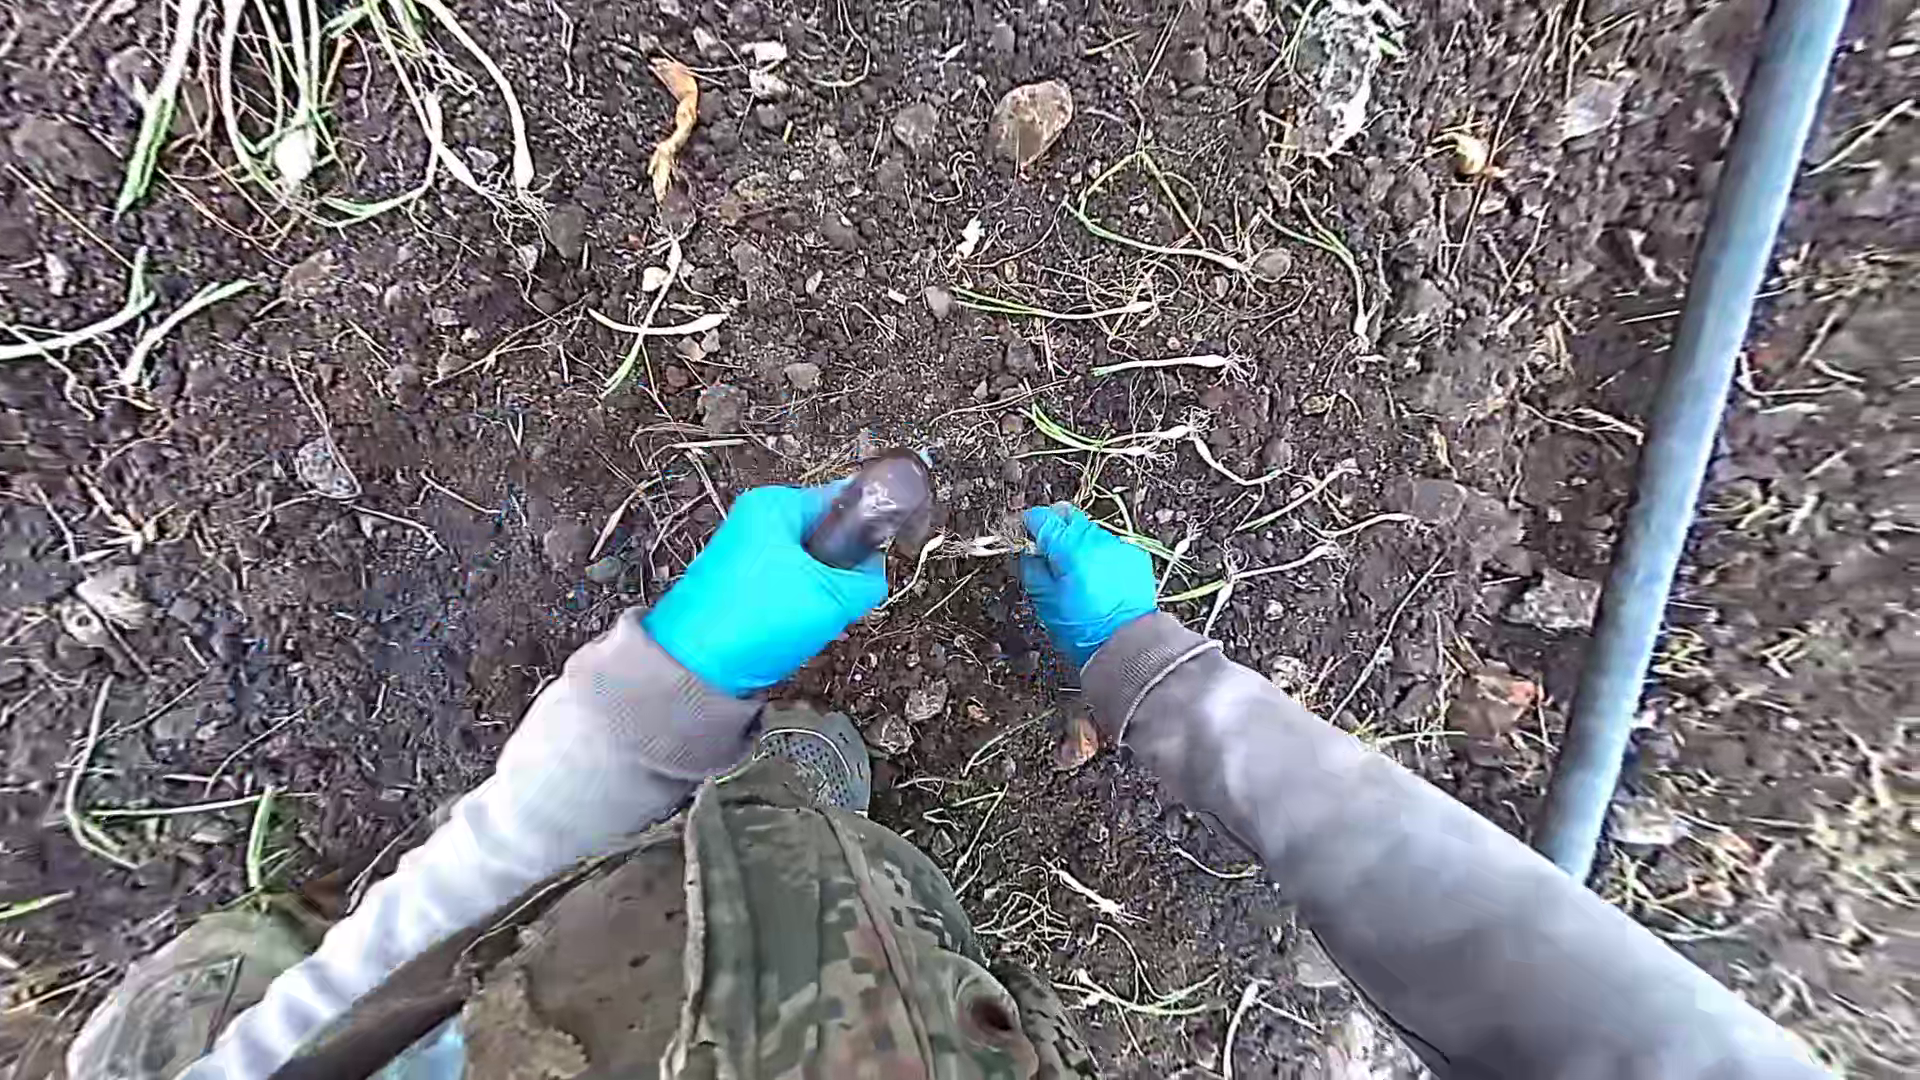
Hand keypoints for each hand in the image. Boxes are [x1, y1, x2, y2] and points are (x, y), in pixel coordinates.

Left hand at [644, 484, 886, 695]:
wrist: (696, 668)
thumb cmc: (758, 618)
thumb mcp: (833, 597)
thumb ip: (868, 578)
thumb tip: (875, 571)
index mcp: (775, 505)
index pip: (842, 498)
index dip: (867, 527)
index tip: (879, 554)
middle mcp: (758, 520)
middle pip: (827, 534)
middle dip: (843, 570)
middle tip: (846, 596)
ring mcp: (748, 552)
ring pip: (812, 564)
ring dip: (826, 592)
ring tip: (821, 617)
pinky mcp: (742, 582)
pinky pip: (791, 584)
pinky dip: (804, 604)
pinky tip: (803, 628)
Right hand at [1020, 503, 1156, 667]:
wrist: (1128, 645)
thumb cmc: (1084, 629)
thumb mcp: (1045, 600)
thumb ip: (1031, 568)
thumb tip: (1026, 550)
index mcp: (1071, 548)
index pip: (1042, 518)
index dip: (1030, 525)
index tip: (1025, 534)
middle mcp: (1097, 540)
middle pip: (1068, 517)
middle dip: (1054, 530)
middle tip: (1048, 553)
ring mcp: (1118, 546)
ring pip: (1089, 530)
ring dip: (1077, 542)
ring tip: (1074, 571)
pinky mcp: (1135, 556)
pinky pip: (1110, 545)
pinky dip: (1099, 554)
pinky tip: (1096, 577)